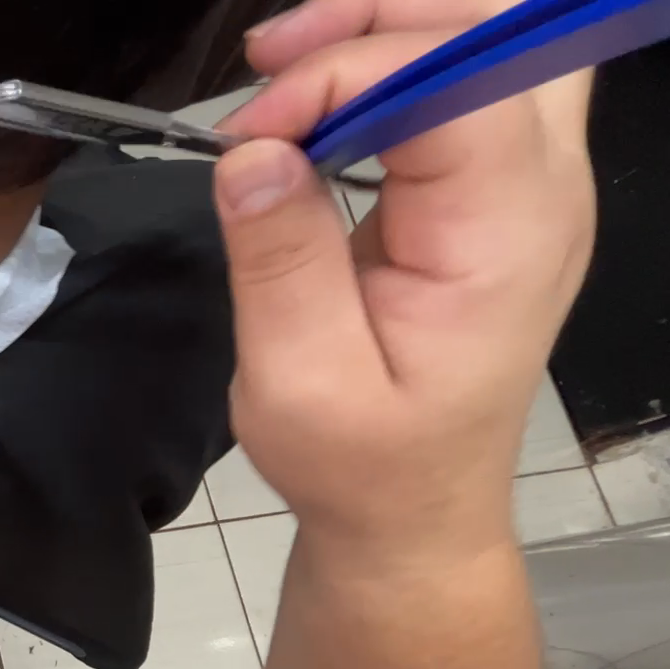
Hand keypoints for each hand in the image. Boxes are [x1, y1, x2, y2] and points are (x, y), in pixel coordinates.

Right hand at [214, 0, 593, 569]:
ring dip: (392, 28)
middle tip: (266, 58)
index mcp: (505, 233)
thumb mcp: (296, 377)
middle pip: (515, 23)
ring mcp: (528, 186)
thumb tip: (249, 156)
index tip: (242, 137)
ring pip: (501, 38)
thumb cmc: (353, 457)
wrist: (409, 504)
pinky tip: (317, 101)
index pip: (460, 82)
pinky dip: (392, 69)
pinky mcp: (488, 197)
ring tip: (282, 64)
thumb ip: (279, 262)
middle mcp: (543, 187)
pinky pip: (468, 88)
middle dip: (384, 14)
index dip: (347, 75)